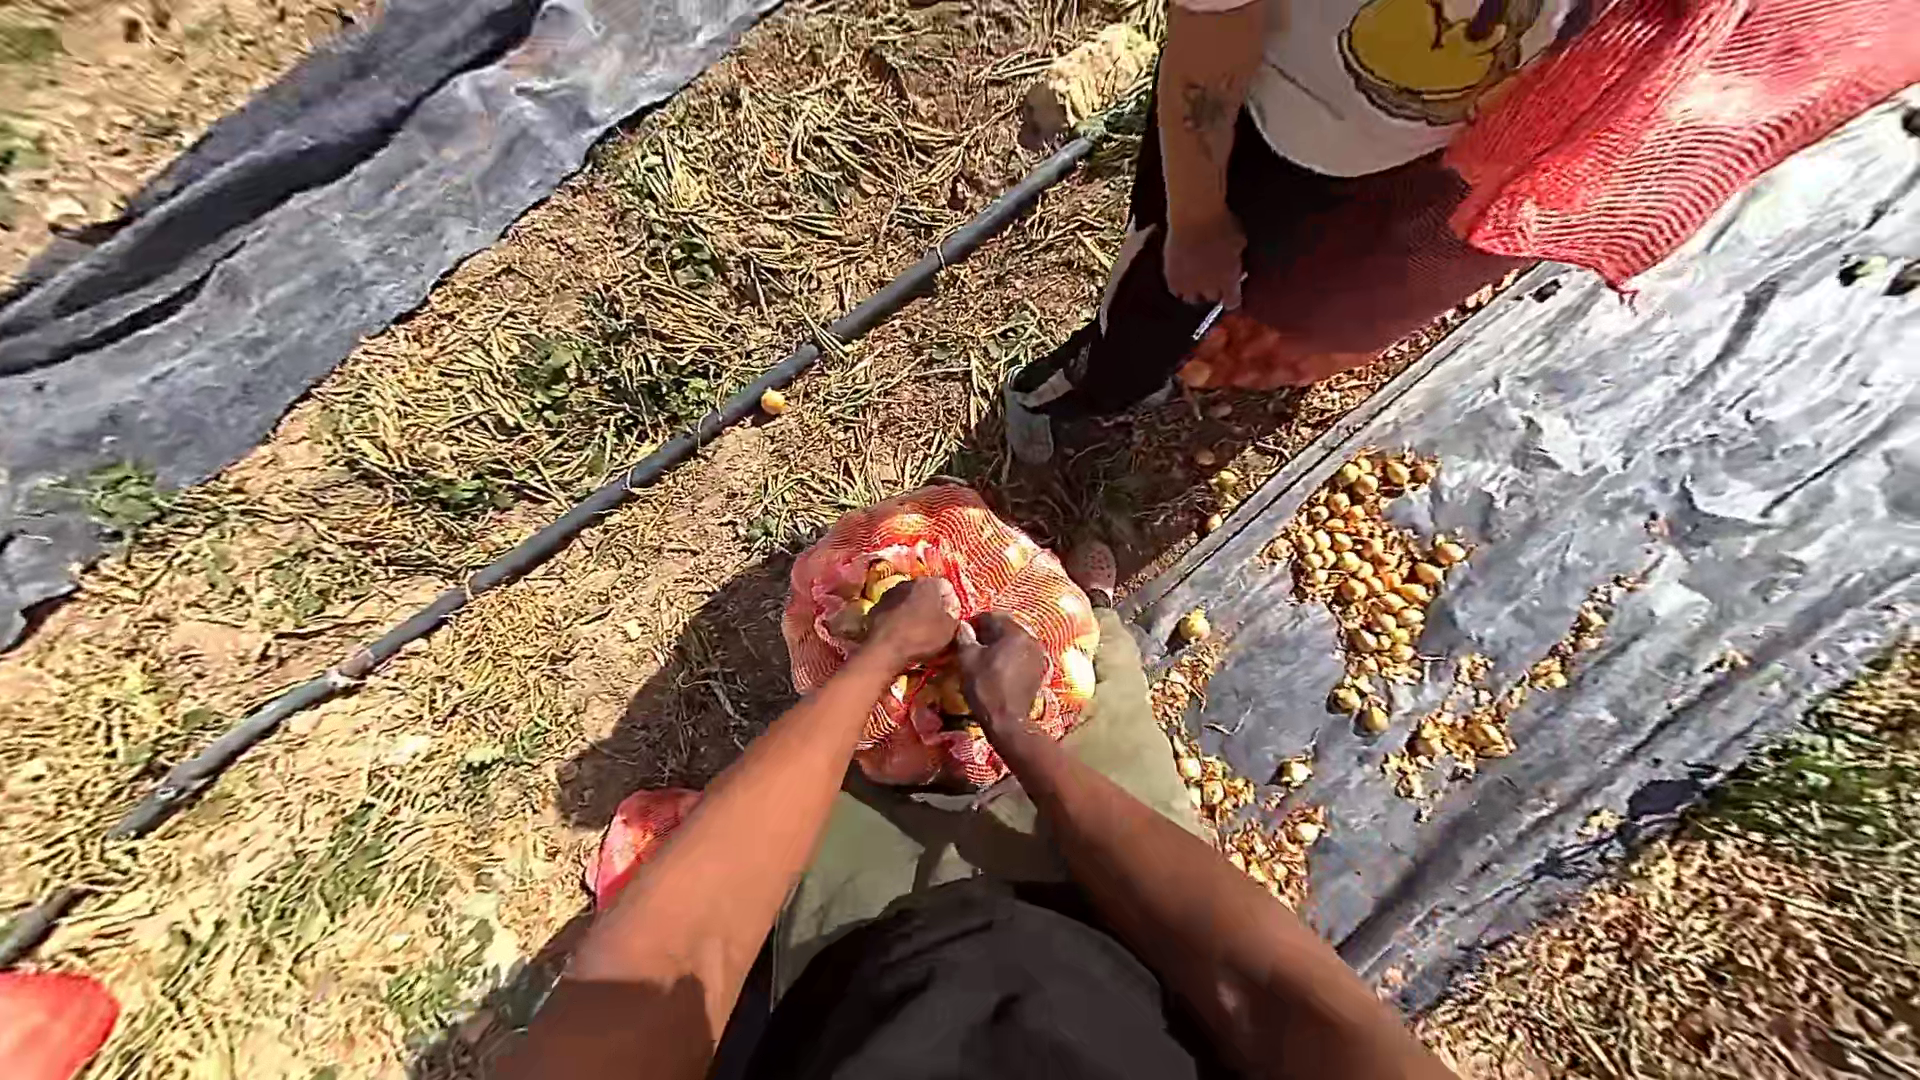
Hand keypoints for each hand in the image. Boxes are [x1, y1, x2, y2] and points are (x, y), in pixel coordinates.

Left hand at [865, 577, 958, 666]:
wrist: (884, 648)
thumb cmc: (922, 635)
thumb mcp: (949, 630)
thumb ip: (954, 621)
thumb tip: (952, 619)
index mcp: (928, 583)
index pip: (947, 587)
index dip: (953, 604)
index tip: (953, 619)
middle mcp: (907, 583)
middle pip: (926, 592)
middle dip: (933, 606)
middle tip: (938, 625)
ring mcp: (888, 595)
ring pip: (908, 601)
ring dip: (915, 612)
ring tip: (919, 631)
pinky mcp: (875, 608)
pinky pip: (893, 611)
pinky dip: (899, 619)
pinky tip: (902, 634)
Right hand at [955, 613, 1048, 738]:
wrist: (1007, 720)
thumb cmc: (985, 687)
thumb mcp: (968, 660)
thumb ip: (965, 638)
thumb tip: (962, 625)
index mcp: (1015, 633)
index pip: (992, 616)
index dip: (974, 622)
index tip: (962, 633)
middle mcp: (1031, 639)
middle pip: (1005, 627)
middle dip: (987, 633)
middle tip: (971, 644)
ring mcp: (1037, 655)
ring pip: (1014, 642)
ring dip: (999, 645)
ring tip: (982, 656)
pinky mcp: (1038, 670)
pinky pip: (1020, 655)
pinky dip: (1008, 656)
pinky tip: (996, 667)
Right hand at [1163, 213, 1244, 307]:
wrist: (1194, 215)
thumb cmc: (1221, 223)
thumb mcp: (1239, 241)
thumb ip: (1236, 259)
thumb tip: (1234, 266)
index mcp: (1229, 278)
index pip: (1232, 302)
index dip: (1232, 300)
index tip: (1232, 296)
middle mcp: (1208, 287)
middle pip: (1212, 298)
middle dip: (1215, 291)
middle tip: (1215, 280)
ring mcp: (1188, 284)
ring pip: (1192, 299)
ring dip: (1196, 292)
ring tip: (1196, 281)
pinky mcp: (1172, 279)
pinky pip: (1176, 292)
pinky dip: (1180, 287)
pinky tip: (1183, 278)